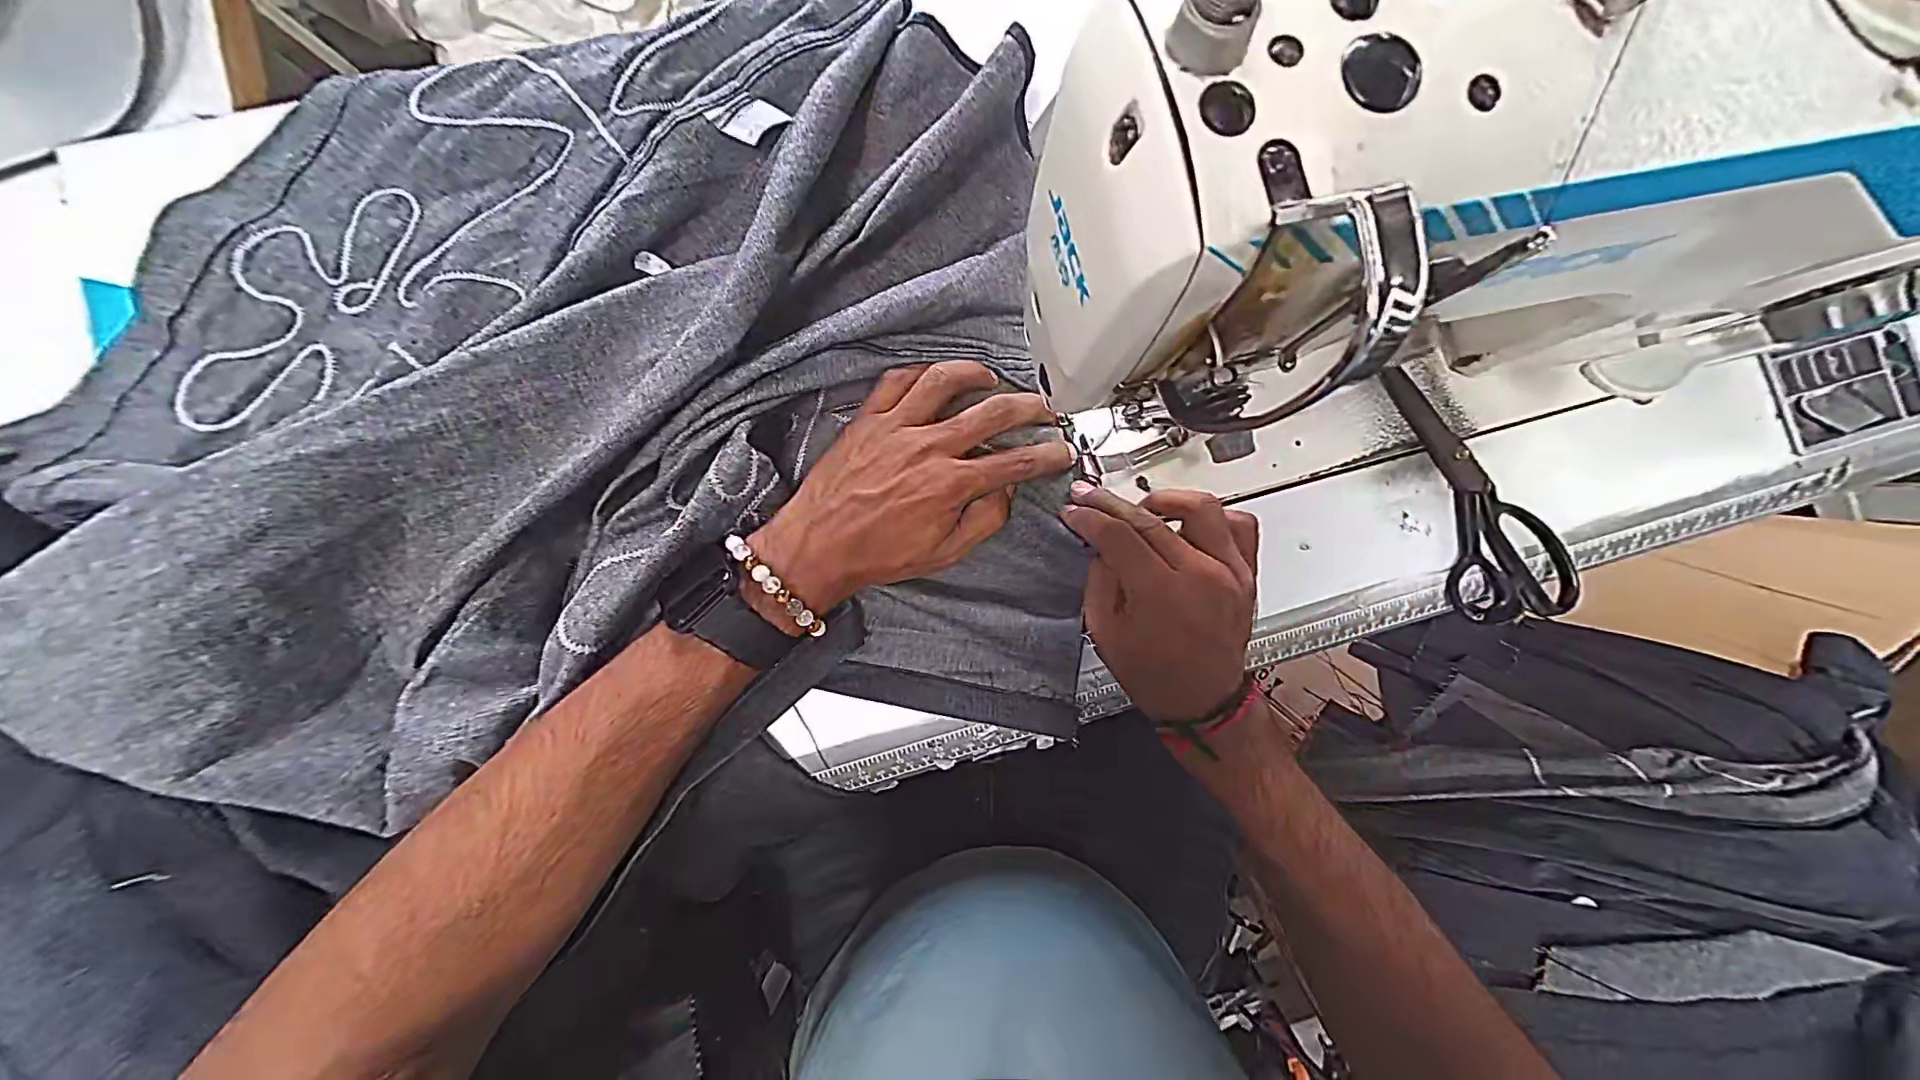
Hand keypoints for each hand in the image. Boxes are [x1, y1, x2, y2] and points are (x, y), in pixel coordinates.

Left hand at [747, 361, 1074, 619]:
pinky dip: (920, 372)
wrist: (818, 547)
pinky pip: (896, 381)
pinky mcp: (868, 421)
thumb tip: (1005, 493)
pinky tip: (933, 376)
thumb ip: (983, 519)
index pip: (1014, 461)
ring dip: (975, 373)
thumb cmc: (876, 554)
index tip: (1058, 450)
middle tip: (1043, 408)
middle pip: (992, 412)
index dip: (1045, 454)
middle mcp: (927, 448)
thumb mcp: (943, 553)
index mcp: (950, 484)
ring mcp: (895, 429)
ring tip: (991, 378)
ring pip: (944, 381)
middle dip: (1030, 407)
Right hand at [1061, 483, 1258, 722]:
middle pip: (1150, 516)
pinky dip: (1213, 516)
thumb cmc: (1158, 677)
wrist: (1203, 701)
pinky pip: (1239, 524)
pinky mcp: (1247, 574)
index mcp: (1161, 593)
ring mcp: (1230, 572)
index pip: (1118, 533)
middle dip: (1112, 504)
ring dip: (1165, 500)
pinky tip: (1190, 524)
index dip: (1089, 517)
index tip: (1075, 511)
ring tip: (1145, 508)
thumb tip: (1100, 544)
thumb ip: (1099, 580)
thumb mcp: (1105, 632)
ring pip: (1200, 506)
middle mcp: (1201, 576)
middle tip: (1093, 500)